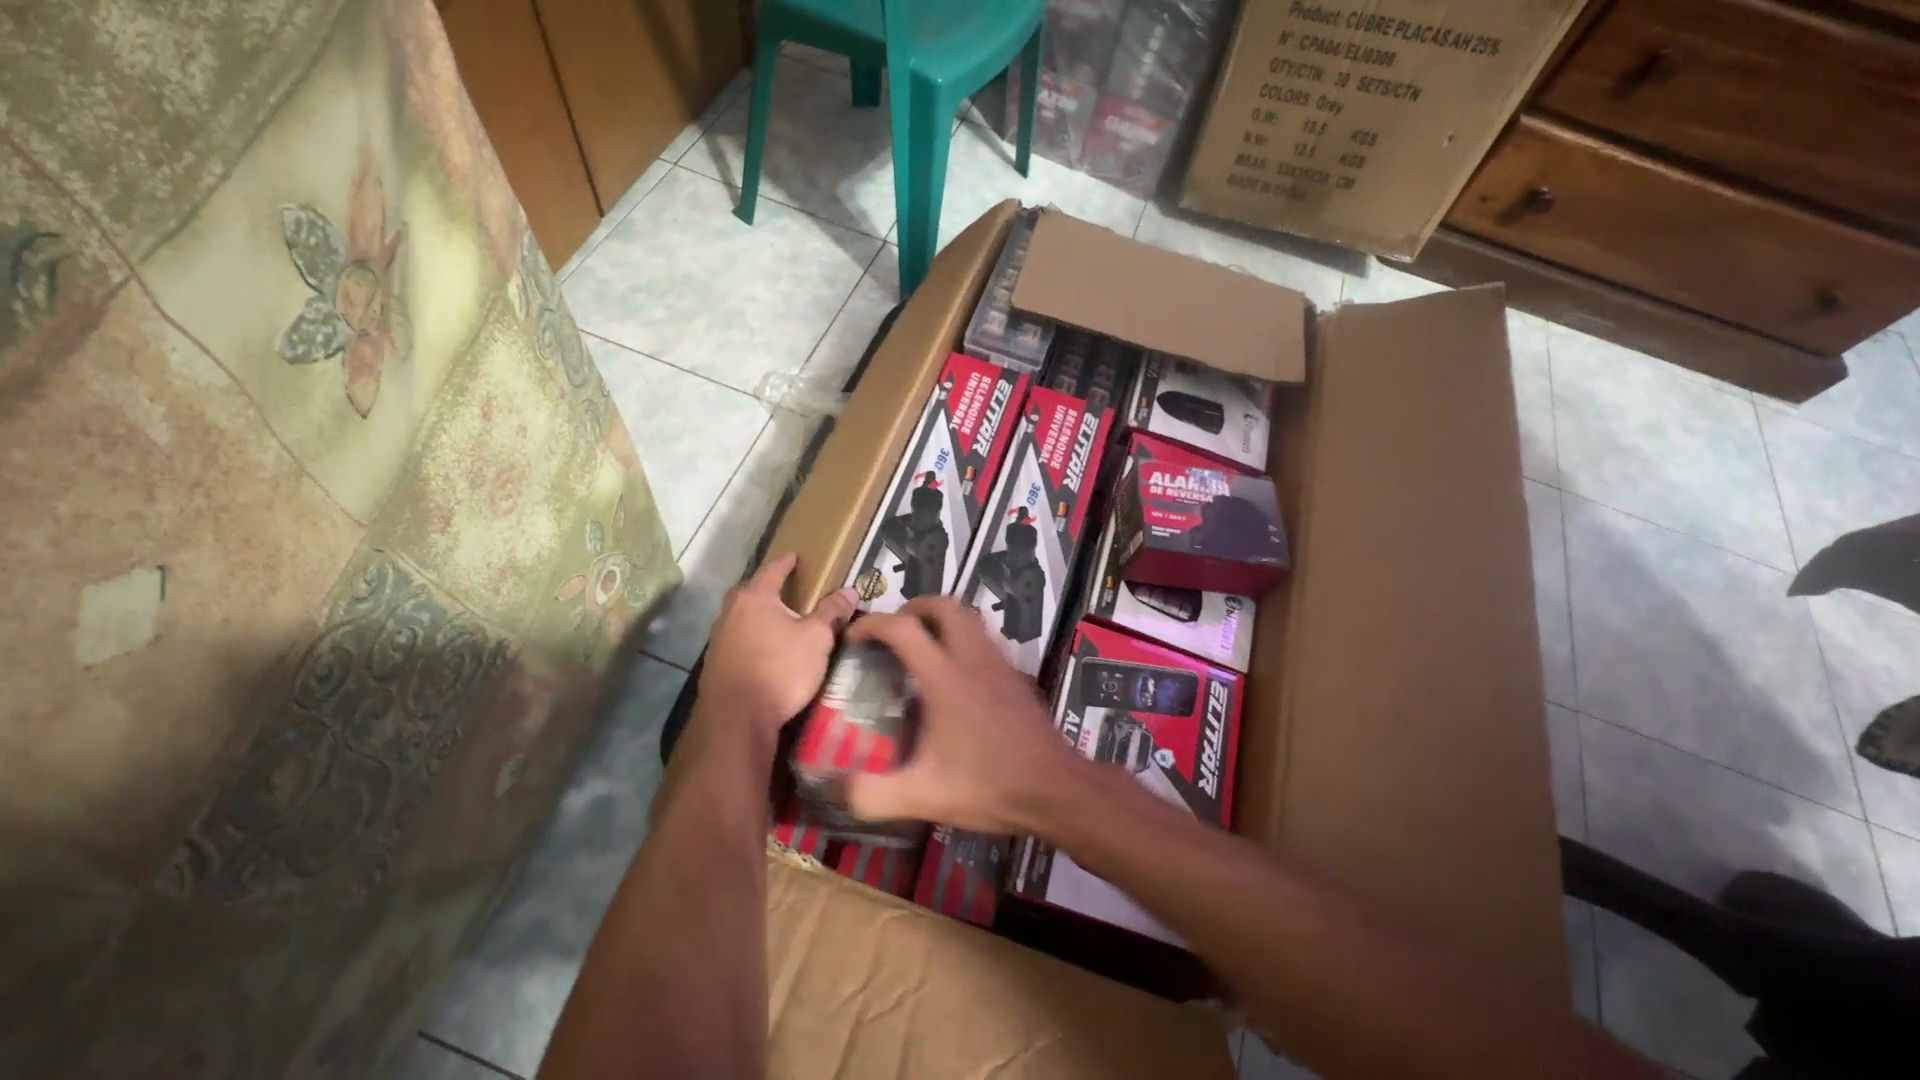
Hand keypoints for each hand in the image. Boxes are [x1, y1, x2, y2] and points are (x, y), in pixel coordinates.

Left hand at [699, 552, 856, 732]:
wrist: (737, 717)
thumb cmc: (780, 669)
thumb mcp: (816, 639)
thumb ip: (832, 612)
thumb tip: (850, 590)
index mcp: (756, 597)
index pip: (772, 570)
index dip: (785, 562)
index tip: (793, 556)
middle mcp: (731, 611)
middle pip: (749, 591)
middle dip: (766, 588)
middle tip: (784, 589)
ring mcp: (718, 638)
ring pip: (740, 616)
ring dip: (756, 615)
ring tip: (775, 620)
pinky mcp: (715, 663)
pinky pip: (736, 639)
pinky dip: (749, 638)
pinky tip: (761, 649)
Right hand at [842, 598, 1087, 833]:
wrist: (1056, 789)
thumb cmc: (989, 786)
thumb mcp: (923, 797)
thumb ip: (871, 794)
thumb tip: (833, 787)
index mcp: (944, 678)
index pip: (901, 628)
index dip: (871, 623)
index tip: (853, 636)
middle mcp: (973, 659)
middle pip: (942, 605)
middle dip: (911, 608)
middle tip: (891, 633)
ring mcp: (1000, 664)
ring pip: (969, 618)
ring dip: (940, 621)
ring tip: (919, 649)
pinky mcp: (1017, 677)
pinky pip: (985, 639)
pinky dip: (963, 640)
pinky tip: (956, 677)